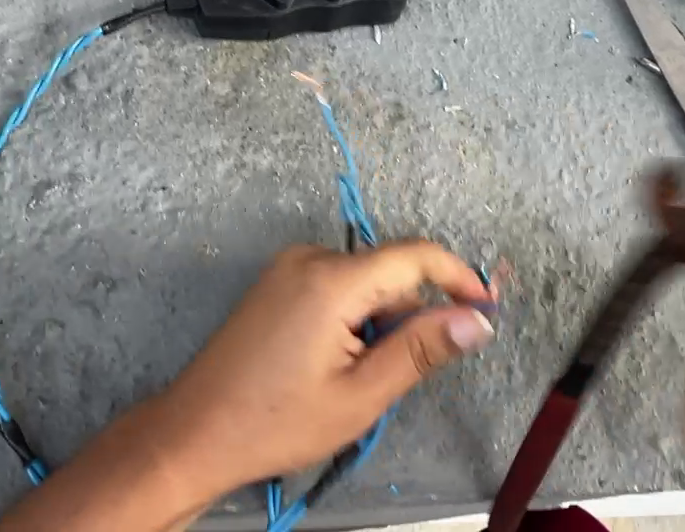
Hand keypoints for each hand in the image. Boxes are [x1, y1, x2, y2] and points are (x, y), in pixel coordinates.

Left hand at [153, 240, 495, 496]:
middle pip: (388, 272)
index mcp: (332, 279)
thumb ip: (421, 350)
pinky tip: (336, 360)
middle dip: (410, 315)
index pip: (414, 255)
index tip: (487, 308)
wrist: (197, 429)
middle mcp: (310, 257)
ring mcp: (290, 265)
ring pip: (364, 281)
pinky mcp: (278, 279)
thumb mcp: (360, 395)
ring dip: (380, 320)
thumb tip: (477, 320)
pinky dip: (354, 315)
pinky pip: (336, 285)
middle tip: (399, 374)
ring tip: (356, 377)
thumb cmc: (277, 421)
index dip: (458, 276)